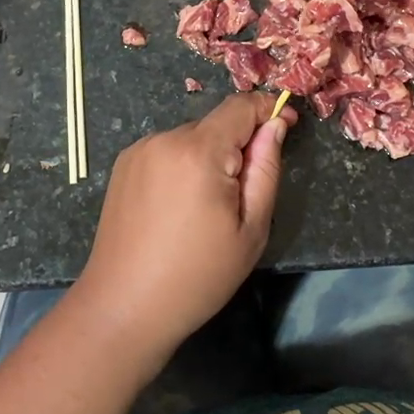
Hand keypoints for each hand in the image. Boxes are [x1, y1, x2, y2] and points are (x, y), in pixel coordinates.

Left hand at [72, 92, 296, 358]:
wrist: (124, 307)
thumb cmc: (197, 276)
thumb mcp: (250, 230)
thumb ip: (265, 169)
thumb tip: (275, 126)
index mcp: (199, 151)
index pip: (240, 107)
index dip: (268, 109)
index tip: (290, 123)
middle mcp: (166, 138)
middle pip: (215, 124)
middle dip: (237, 145)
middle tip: (244, 194)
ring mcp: (140, 149)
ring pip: (191, 139)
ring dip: (208, 157)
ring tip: (206, 210)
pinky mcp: (124, 164)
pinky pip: (167, 152)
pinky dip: (182, 166)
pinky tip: (177, 208)